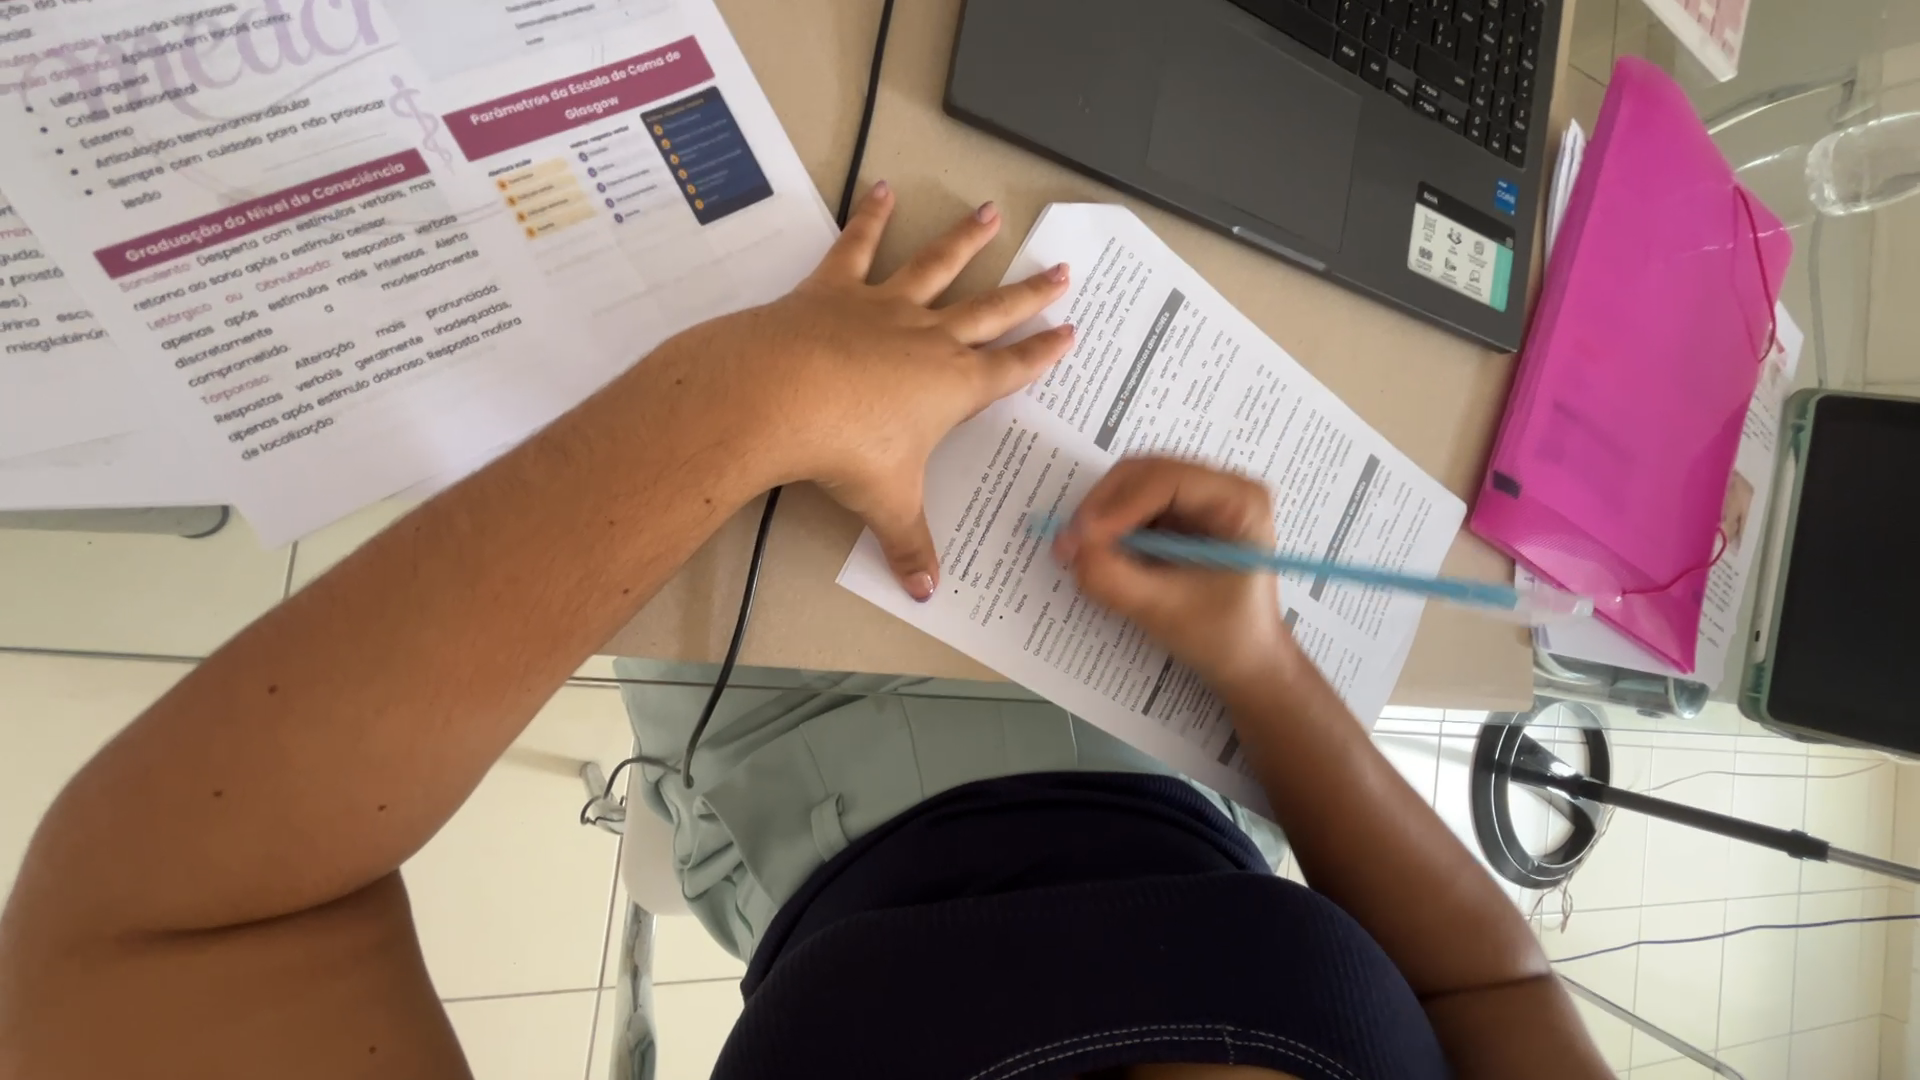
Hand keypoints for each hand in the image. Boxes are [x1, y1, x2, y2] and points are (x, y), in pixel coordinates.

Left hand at [662, 181, 1074, 599]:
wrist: (781, 398)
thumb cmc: (846, 451)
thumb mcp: (887, 505)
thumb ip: (910, 546)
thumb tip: (926, 592)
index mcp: (951, 387)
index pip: (1011, 370)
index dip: (1043, 353)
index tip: (1070, 332)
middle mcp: (929, 339)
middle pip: (992, 312)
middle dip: (1029, 295)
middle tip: (1061, 270)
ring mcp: (885, 308)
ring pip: (938, 267)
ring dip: (966, 242)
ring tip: (990, 214)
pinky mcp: (837, 289)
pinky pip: (860, 246)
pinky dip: (871, 217)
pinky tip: (882, 188)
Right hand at [1055, 457, 1301, 692]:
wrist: (1244, 659)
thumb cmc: (1223, 636)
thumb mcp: (1165, 611)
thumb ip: (1114, 580)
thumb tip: (1068, 549)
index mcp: (1238, 500)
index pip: (1166, 479)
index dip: (1118, 505)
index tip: (1082, 540)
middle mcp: (1217, 486)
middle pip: (1142, 474)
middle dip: (1101, 508)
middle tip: (1069, 545)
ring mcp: (1195, 498)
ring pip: (1128, 486)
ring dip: (1098, 517)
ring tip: (1078, 553)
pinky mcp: (1175, 515)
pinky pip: (1127, 506)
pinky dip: (1105, 528)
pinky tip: (1096, 555)